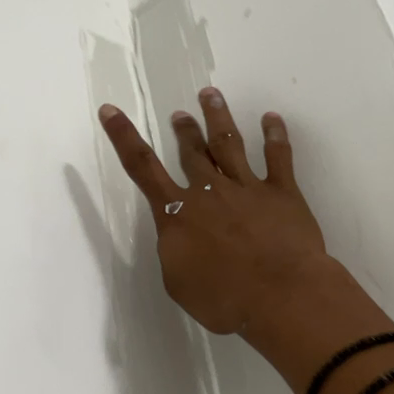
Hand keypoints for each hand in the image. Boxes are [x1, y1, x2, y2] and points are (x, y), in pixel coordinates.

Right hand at [97, 87, 332, 334]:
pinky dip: (275, 135)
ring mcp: (247, 188)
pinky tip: (272, 118)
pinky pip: (279, 157)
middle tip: (180, 114)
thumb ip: (174, 250)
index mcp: (177, 213)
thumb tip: (180, 233)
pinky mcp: (282, 193)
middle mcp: (209, 191)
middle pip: (192, 151)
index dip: (124, 137)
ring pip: (228, 143)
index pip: (142, 168)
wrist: (281, 296)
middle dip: (184, 129)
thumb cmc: (223, 299)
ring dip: (218, 117)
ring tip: (211, 95)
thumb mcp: (178, 282)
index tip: (111, 110)